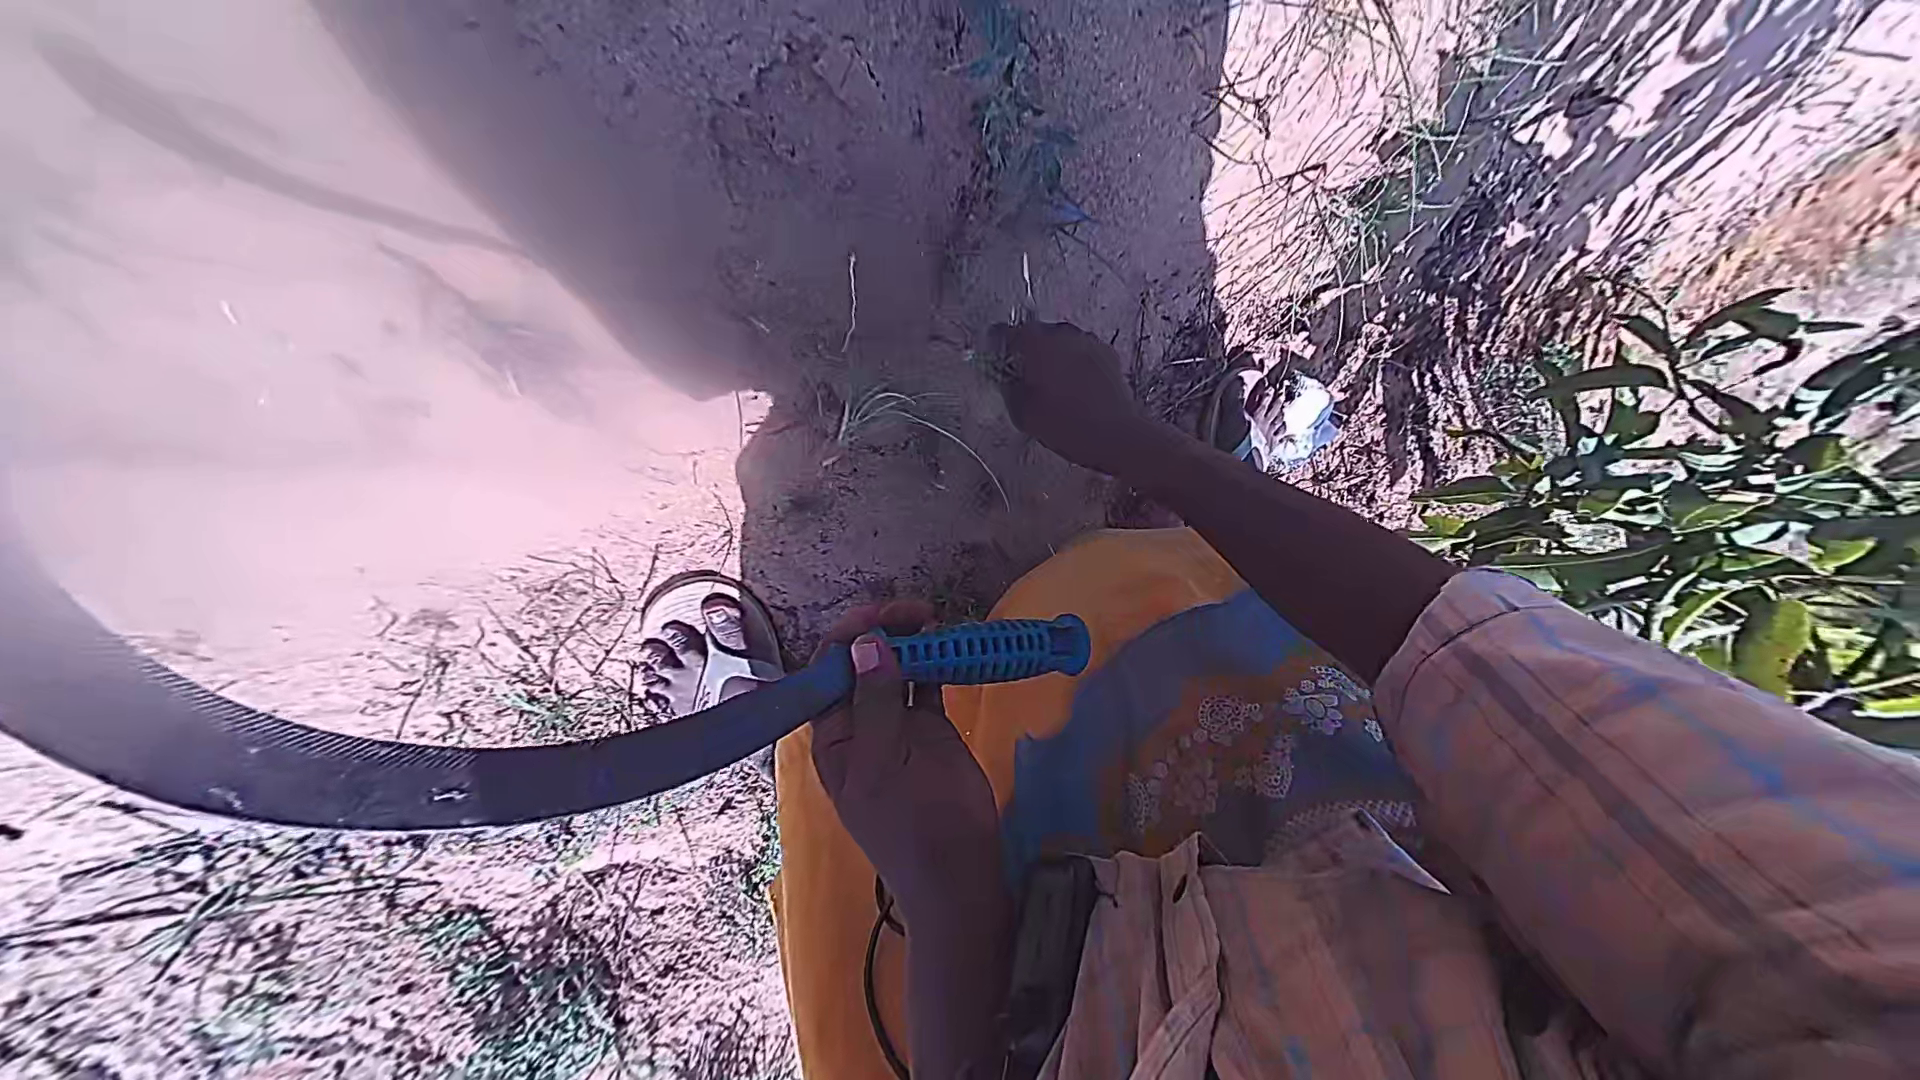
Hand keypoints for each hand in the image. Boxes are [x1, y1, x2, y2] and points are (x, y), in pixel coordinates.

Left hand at [809, 600, 1003, 921]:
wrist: (961, 871)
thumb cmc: (913, 824)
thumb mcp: (885, 762)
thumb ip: (876, 701)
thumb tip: (866, 644)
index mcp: (834, 734)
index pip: (830, 670)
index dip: (850, 637)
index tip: (881, 616)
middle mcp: (860, 721)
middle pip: (863, 662)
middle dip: (883, 631)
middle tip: (917, 613)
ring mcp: (895, 721)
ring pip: (895, 667)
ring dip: (910, 641)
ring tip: (931, 620)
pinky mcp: (927, 724)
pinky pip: (925, 682)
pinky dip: (934, 661)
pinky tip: (945, 643)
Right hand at [990, 320, 1168, 476]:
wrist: (1117, 435)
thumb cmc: (1065, 425)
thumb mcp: (1024, 414)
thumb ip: (1008, 389)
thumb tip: (1006, 378)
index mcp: (1037, 343)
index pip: (1006, 332)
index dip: (996, 346)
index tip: (994, 360)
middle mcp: (1063, 333)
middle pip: (1035, 333)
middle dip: (1026, 350)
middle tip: (1020, 376)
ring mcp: (1089, 341)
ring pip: (1060, 341)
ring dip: (1051, 355)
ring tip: (1048, 383)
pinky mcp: (1108, 354)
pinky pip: (1080, 351)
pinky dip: (1072, 362)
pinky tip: (1072, 386)